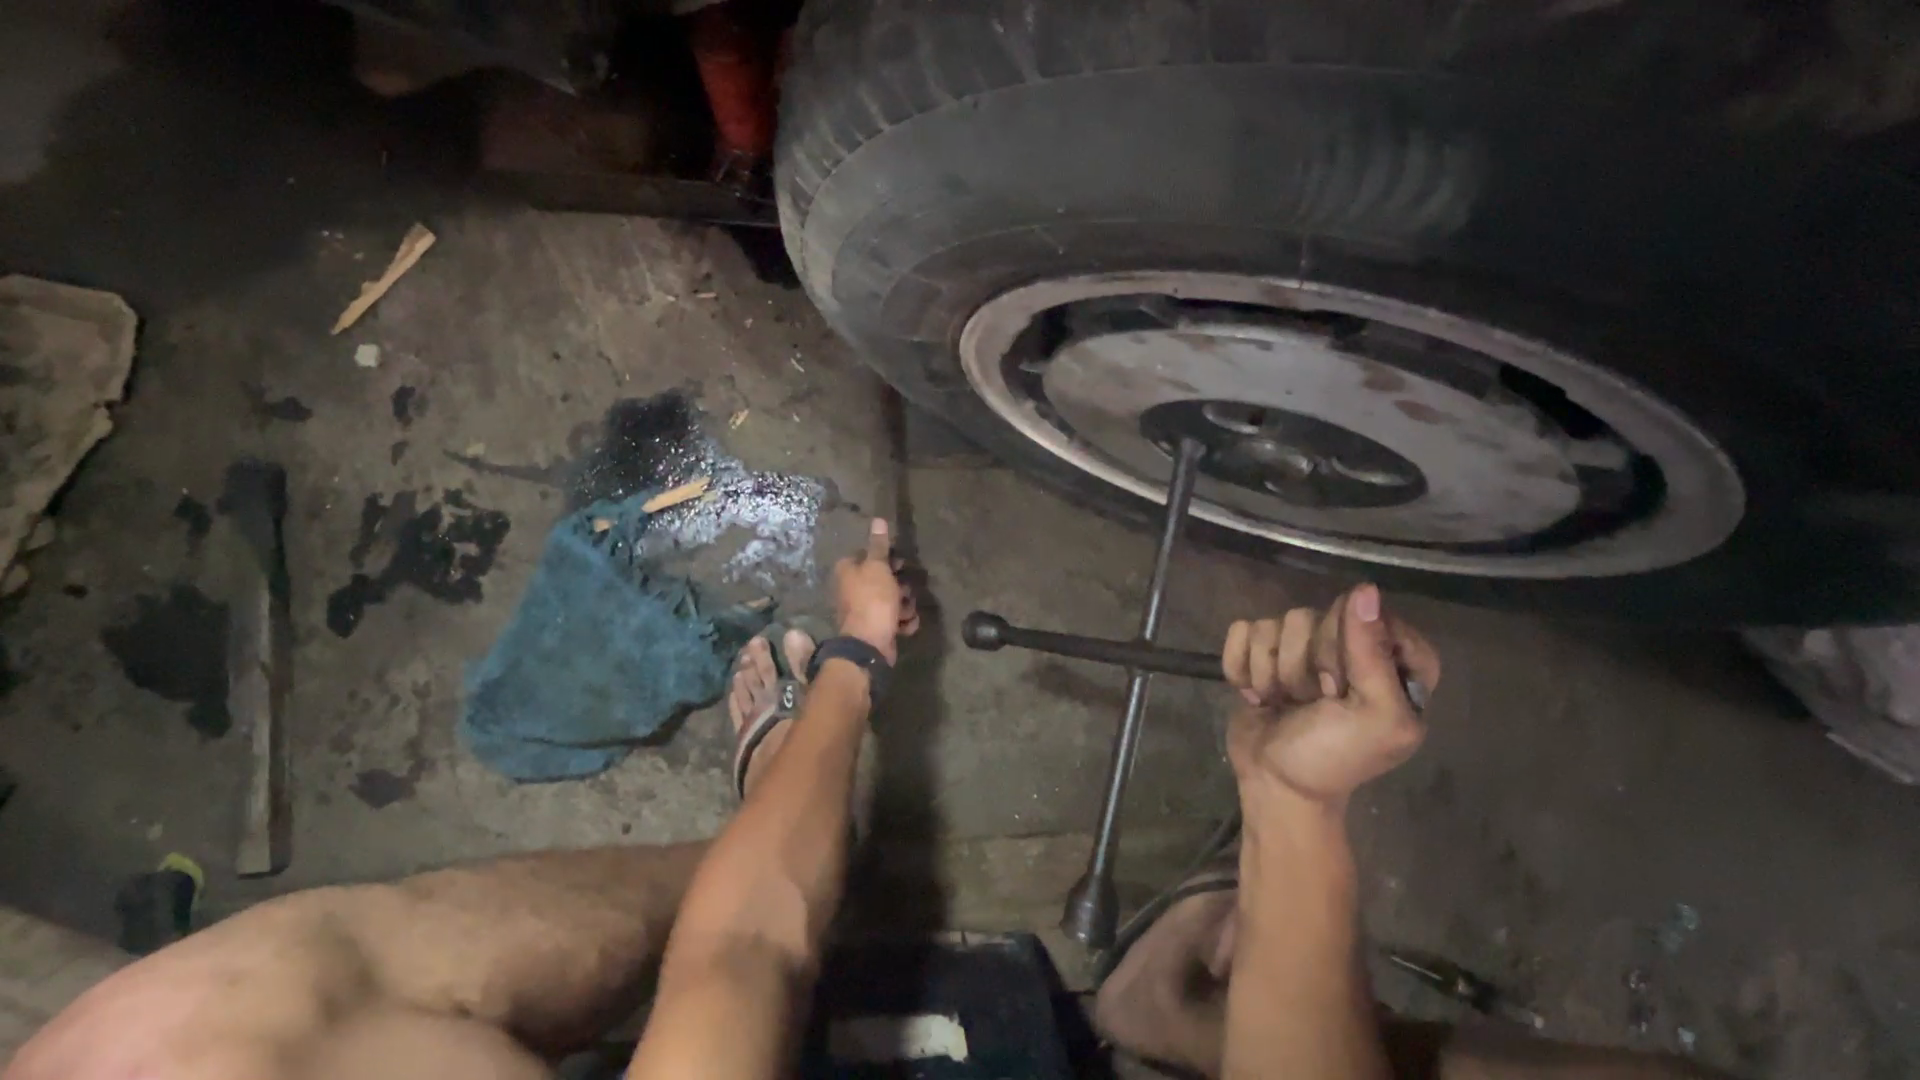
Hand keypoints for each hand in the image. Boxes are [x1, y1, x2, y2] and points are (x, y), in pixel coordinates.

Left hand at [833, 518, 919, 663]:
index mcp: (848, 571)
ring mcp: (864, 610)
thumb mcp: (877, 567)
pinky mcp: (876, 627)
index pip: (870, 557)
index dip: (887, 560)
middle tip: (905, 590)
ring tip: (905, 611)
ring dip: (904, 605)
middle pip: (884, 579)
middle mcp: (852, 589)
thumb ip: (879, 545)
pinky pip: (895, 619)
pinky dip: (902, 622)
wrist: (869, 643)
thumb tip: (878, 519)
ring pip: (893, 599)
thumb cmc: (873, 600)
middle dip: (900, 586)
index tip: (899, 564)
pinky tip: (904, 625)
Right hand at [1221, 584, 1439, 808]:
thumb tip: (1364, 590)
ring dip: (1272, 672)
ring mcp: (1301, 647)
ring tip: (1285, 703)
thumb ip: (1373, 654)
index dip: (1350, 650)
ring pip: (1275, 624)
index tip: (1346, 688)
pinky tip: (1257, 695)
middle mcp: (1348, 644)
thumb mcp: (1375, 717)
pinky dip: (1241, 667)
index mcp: (1393, 658)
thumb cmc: (1334, 758)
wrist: (1275, 785)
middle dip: (1306, 665)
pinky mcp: (1261, 653)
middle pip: (1315, 616)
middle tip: (1316, 700)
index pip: (1368, 615)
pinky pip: (1242, 631)